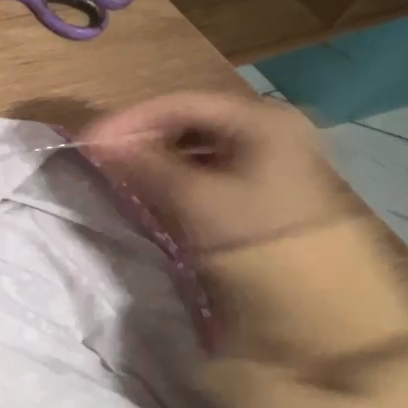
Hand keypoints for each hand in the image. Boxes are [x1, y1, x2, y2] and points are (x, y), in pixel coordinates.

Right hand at [81, 91, 348, 253]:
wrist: (320, 304)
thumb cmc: (254, 237)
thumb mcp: (191, 198)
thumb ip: (141, 164)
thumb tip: (95, 143)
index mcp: (262, 118)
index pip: (179, 103)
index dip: (127, 120)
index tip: (87, 142)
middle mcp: (270, 126)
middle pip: (188, 120)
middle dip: (140, 137)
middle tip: (101, 157)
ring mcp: (272, 155)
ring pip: (196, 144)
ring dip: (155, 156)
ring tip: (121, 172)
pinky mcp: (265, 183)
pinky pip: (208, 165)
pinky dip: (176, 172)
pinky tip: (152, 186)